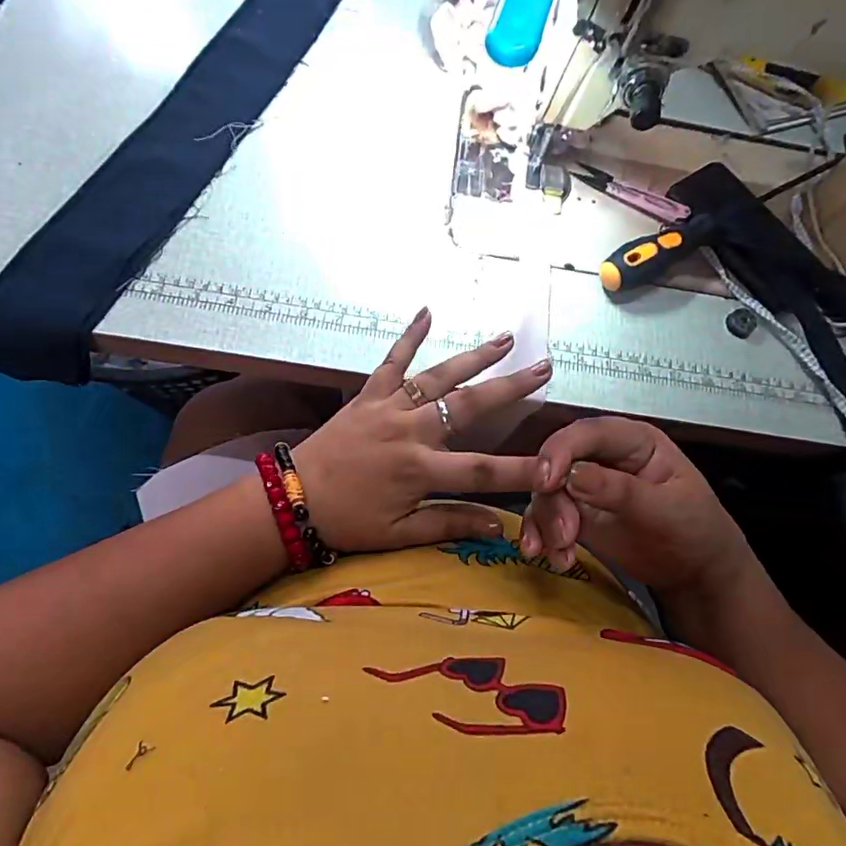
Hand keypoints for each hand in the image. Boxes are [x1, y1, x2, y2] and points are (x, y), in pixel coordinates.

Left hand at [290, 308, 550, 552]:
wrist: (290, 498)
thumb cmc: (346, 521)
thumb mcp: (399, 534)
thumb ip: (449, 525)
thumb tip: (499, 524)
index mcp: (420, 470)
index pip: (482, 471)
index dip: (521, 469)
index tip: (556, 462)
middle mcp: (410, 432)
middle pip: (469, 406)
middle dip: (510, 387)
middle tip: (543, 367)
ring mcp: (388, 408)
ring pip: (438, 378)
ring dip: (474, 357)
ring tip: (505, 338)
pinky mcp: (367, 396)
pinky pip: (391, 362)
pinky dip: (408, 337)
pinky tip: (427, 311)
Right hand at [520, 417, 756, 595]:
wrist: (697, 572)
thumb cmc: (695, 529)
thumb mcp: (665, 509)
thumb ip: (621, 491)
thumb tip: (573, 475)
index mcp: (633, 441)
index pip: (589, 433)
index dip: (561, 450)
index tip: (546, 481)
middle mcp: (604, 456)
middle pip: (559, 460)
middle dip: (552, 495)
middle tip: (563, 533)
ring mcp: (587, 484)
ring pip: (548, 490)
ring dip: (546, 520)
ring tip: (562, 551)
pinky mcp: (577, 512)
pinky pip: (546, 516)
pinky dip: (542, 534)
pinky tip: (551, 556)